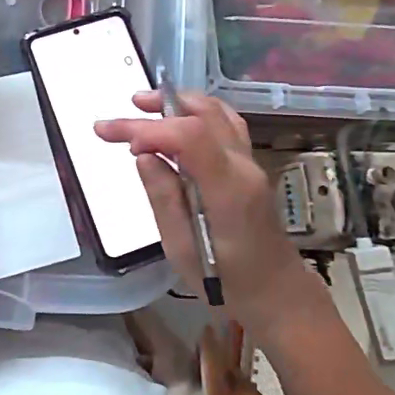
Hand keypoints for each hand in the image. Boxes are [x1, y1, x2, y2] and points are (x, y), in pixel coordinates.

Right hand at [94, 92, 332, 342]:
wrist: (276, 292)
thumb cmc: (227, 282)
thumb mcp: (183, 249)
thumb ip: (163, 198)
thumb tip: (143, 156)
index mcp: (228, 189)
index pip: (190, 137)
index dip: (151, 129)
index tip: (118, 140)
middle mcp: (244, 166)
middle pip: (203, 115)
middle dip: (159, 107)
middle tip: (122, 112)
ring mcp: (251, 163)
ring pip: (218, 113)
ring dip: (181, 102)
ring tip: (145, 104)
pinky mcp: (250, 167)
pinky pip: (226, 125)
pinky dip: (197, 113)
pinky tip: (177, 119)